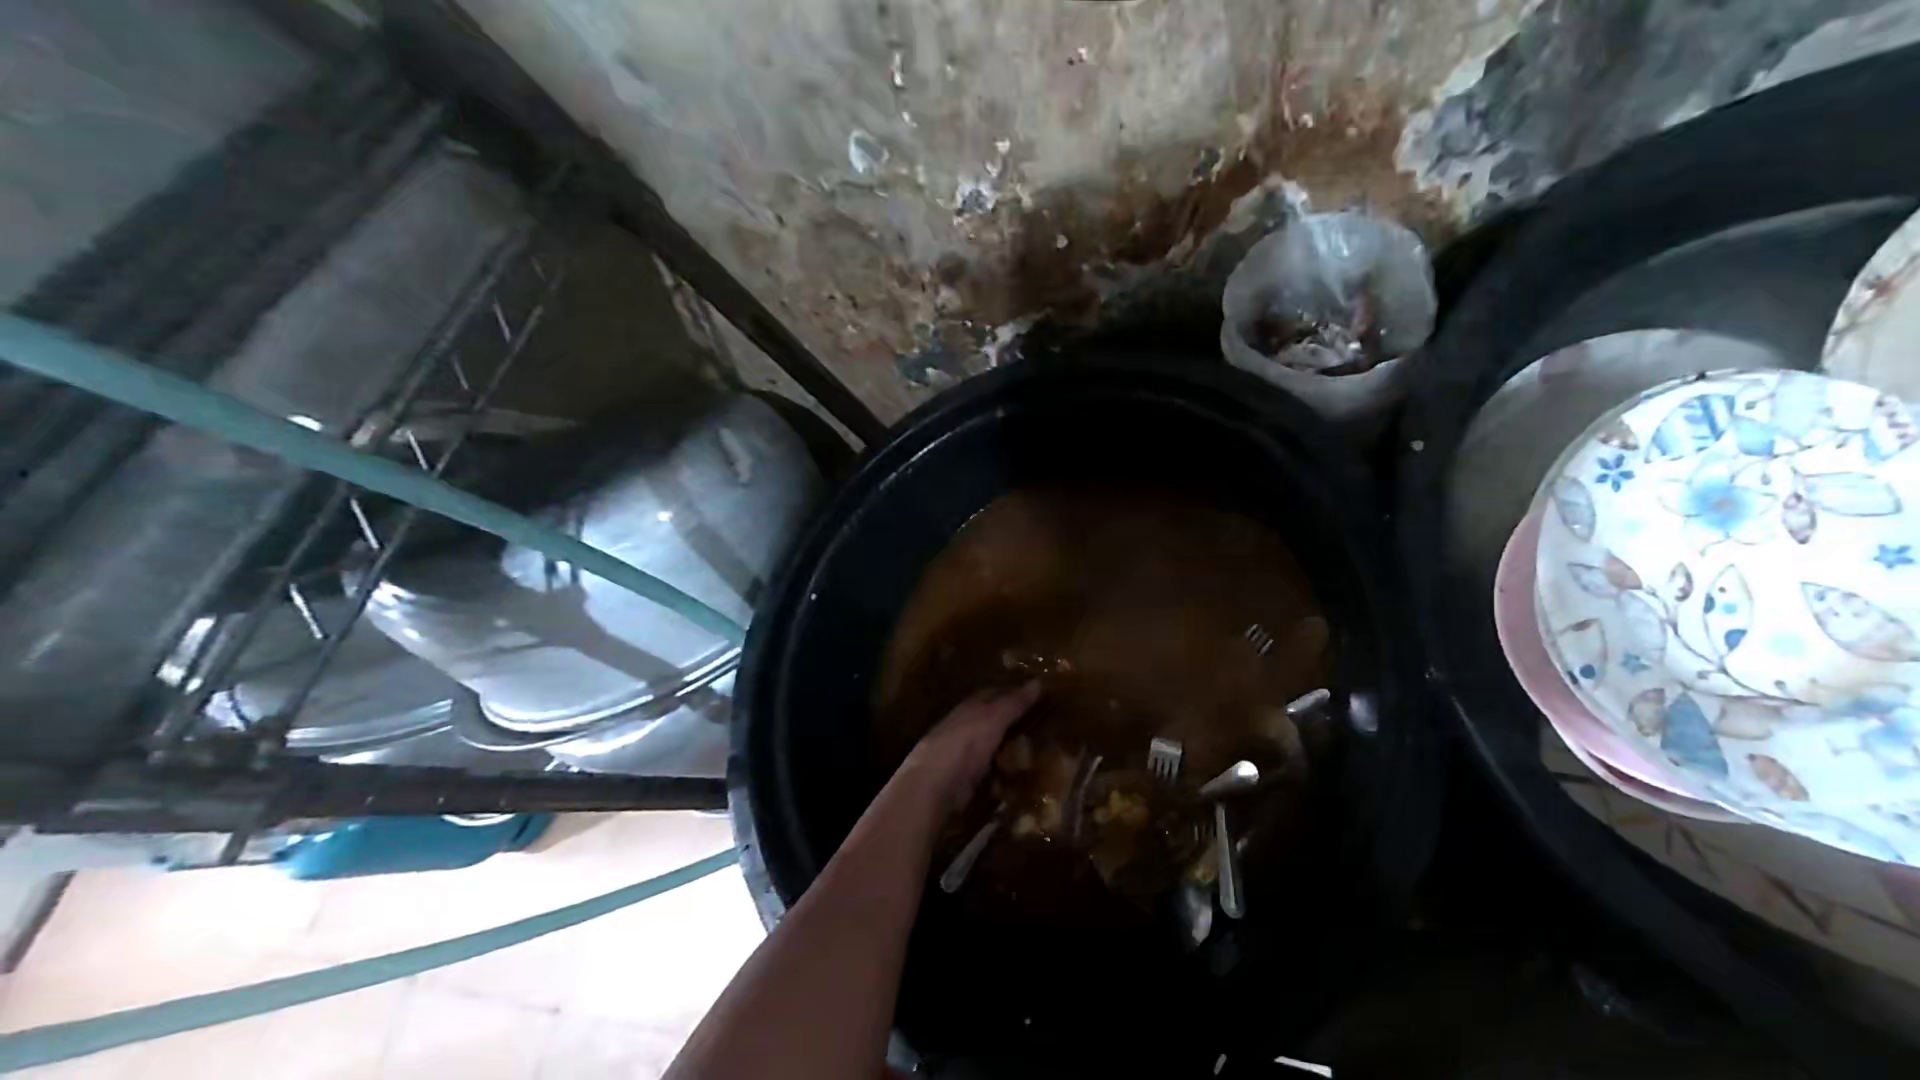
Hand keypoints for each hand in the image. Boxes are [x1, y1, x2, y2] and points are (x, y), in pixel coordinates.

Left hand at [896, 681, 1042, 817]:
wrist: (935, 785)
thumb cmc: (964, 743)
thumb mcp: (993, 718)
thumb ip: (1014, 703)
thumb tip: (1039, 680)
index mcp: (970, 707)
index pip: (996, 693)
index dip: (1016, 692)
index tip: (1042, 694)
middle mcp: (968, 728)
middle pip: (996, 721)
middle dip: (1019, 722)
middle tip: (1051, 724)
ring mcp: (968, 755)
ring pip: (997, 748)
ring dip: (1016, 750)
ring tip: (1048, 751)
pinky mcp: (971, 781)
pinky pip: (996, 773)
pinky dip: (1010, 774)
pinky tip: (1029, 777)